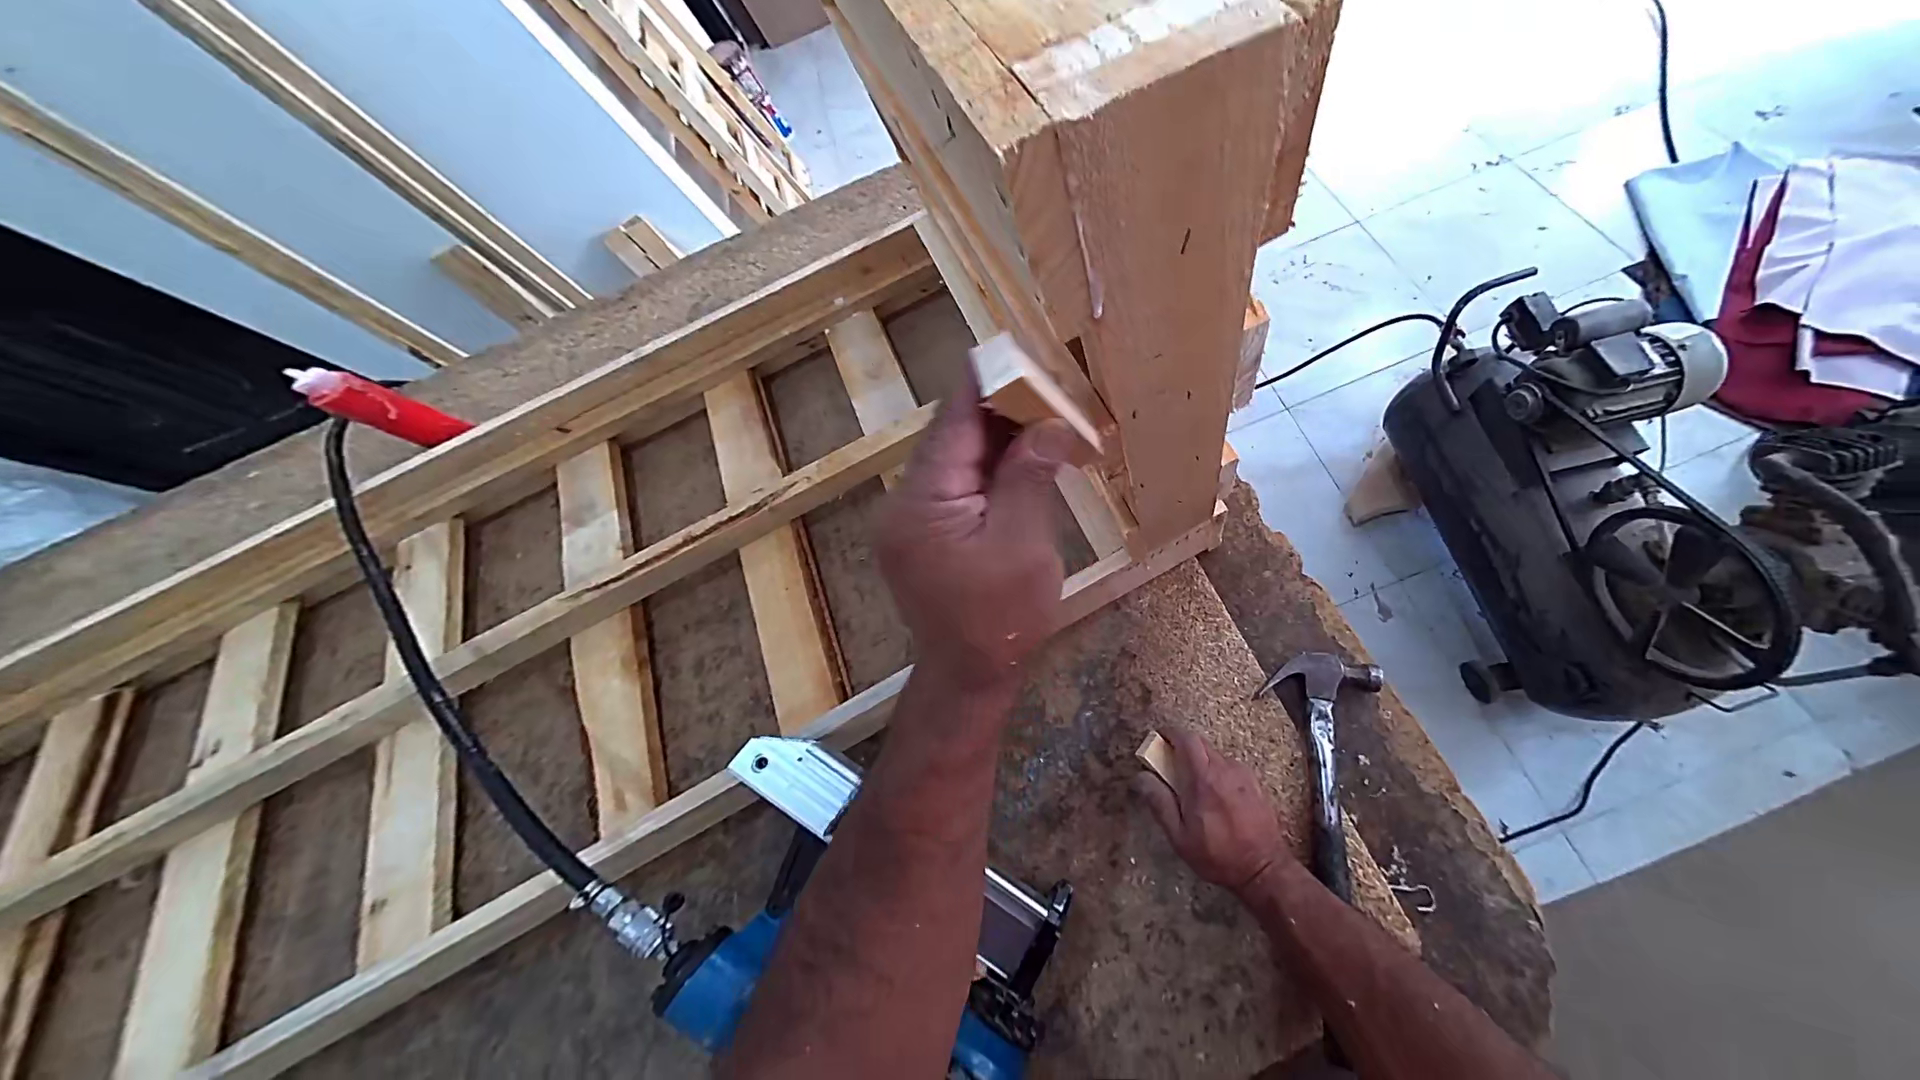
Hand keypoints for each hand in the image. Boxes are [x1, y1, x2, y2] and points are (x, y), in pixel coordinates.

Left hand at [877, 371, 1072, 692]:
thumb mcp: (1023, 546)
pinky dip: (992, 472)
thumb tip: (1048, 423)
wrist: (967, 677)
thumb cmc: (1000, 620)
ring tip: (1047, 419)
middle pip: (955, 437)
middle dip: (1003, 411)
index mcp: (924, 500)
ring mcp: (911, 519)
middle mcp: (906, 501)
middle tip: (1050, 387)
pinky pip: (958, 487)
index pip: (954, 422)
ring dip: (1000, 442)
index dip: (988, 383)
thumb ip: (1029, 477)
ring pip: (958, 461)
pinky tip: (1026, 461)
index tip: (1019, 349)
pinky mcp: (925, 534)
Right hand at [1131, 726, 1287, 894]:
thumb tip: (1141, 777)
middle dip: (1182, 748)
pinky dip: (1217, 772)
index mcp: (1202, 779)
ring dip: (1200, 761)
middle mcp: (1224, 770)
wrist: (1265, 870)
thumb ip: (1159, 803)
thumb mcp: (1179, 836)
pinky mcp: (1255, 784)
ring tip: (1195, 787)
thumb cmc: (1218, 856)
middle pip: (1199, 742)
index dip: (1169, 733)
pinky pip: (1229, 767)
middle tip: (1171, 766)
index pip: (1186, 738)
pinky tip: (1216, 796)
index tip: (1159, 738)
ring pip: (1215, 755)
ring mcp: (1242, 775)